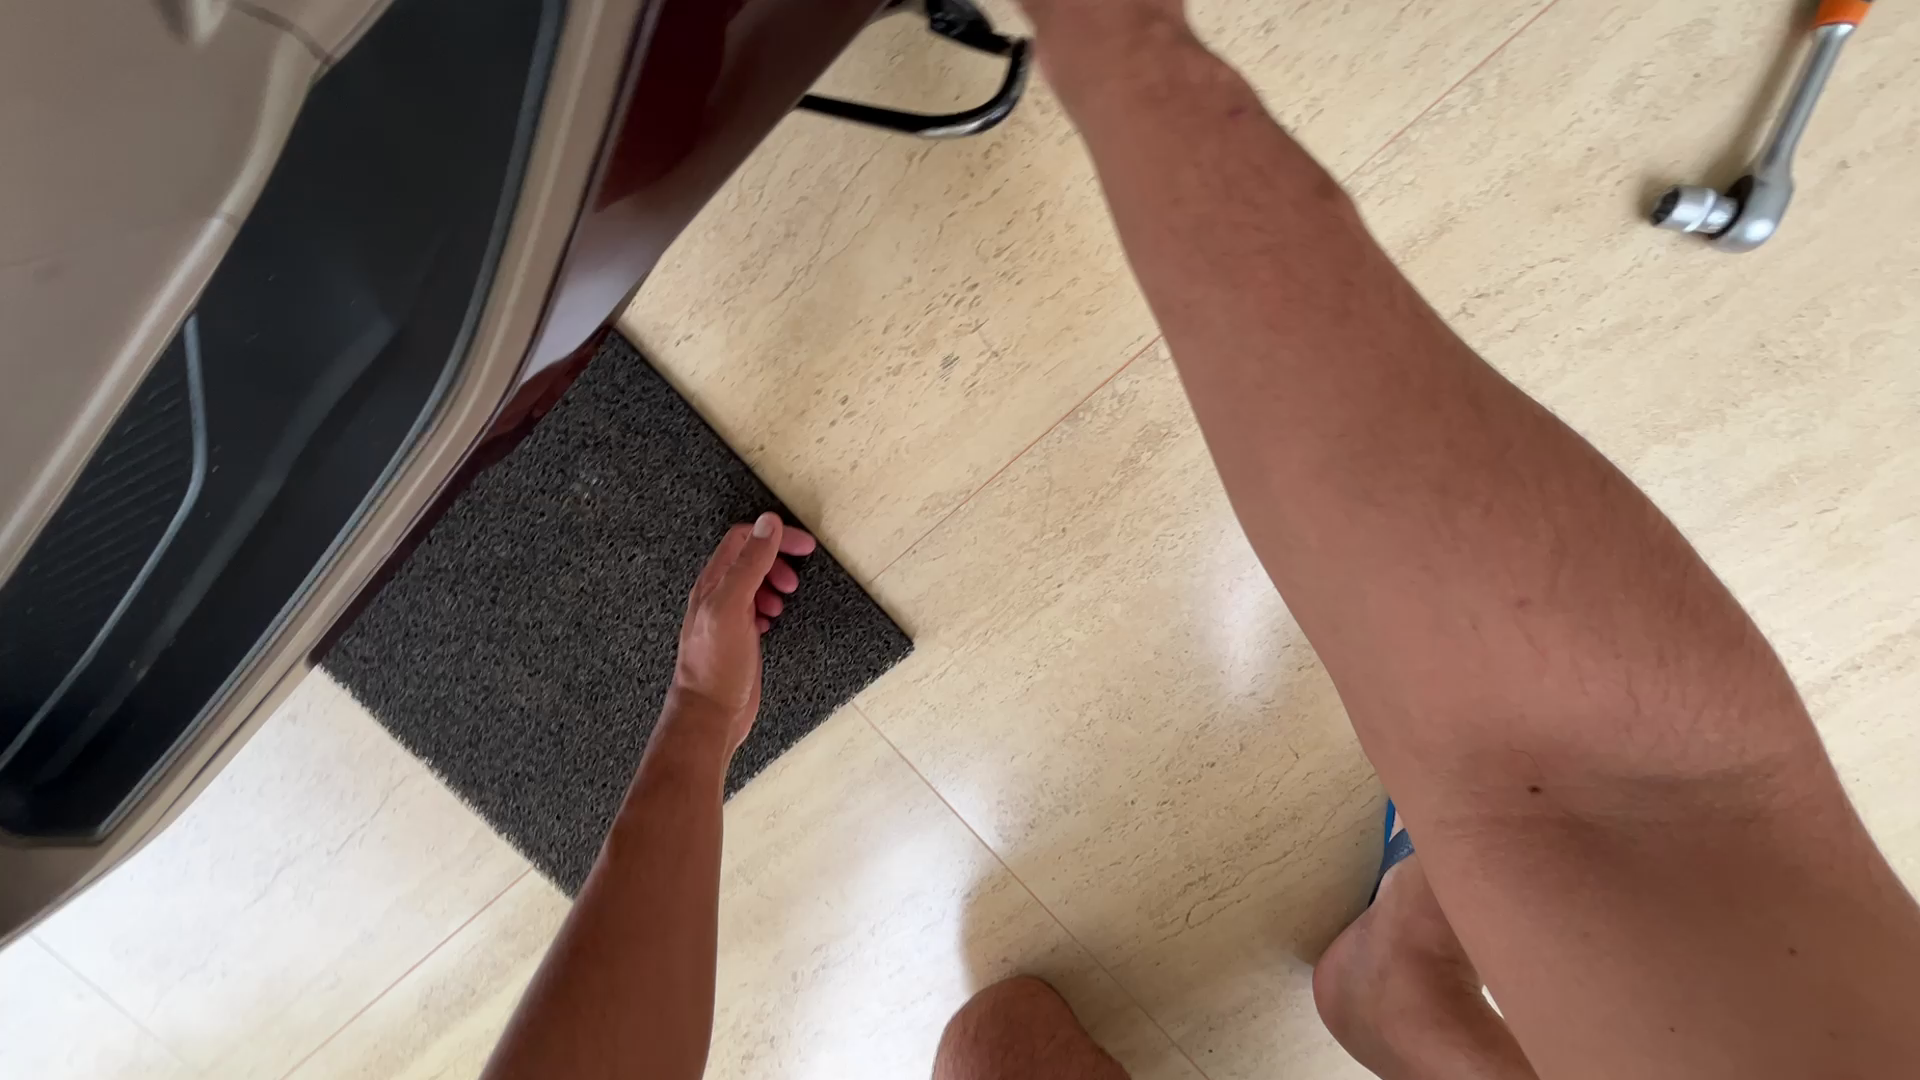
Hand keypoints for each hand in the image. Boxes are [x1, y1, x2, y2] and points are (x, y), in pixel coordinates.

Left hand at [668, 512, 816, 753]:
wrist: (710, 715)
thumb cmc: (716, 666)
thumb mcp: (733, 606)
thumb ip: (749, 564)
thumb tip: (767, 524)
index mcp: (712, 583)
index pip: (743, 539)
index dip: (774, 536)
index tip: (804, 546)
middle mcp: (716, 596)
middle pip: (749, 558)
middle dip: (778, 560)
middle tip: (796, 578)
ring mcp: (726, 617)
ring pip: (753, 583)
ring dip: (774, 582)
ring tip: (786, 598)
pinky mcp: (737, 637)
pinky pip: (755, 607)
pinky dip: (769, 605)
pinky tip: (773, 620)